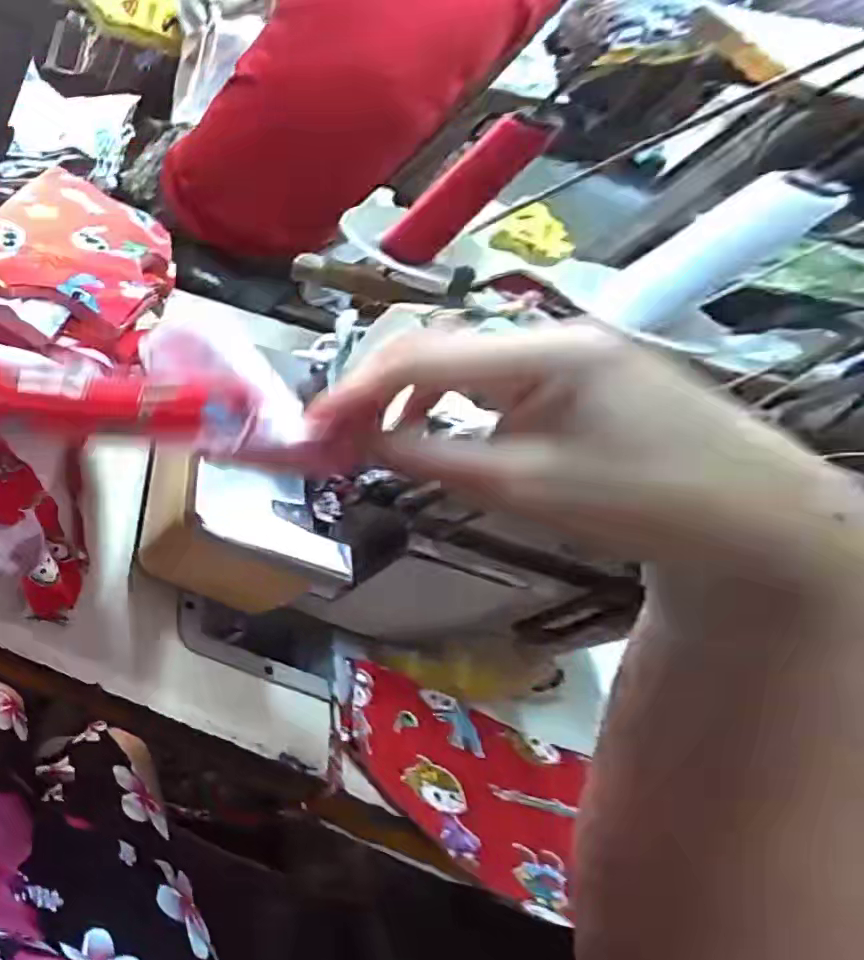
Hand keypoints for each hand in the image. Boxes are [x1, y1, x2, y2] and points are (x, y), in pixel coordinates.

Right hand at [306, 322, 861, 590]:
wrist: (754, 519)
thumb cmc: (638, 501)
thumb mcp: (511, 483)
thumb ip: (420, 456)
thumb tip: (352, 444)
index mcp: (543, 354)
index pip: (416, 357)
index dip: (352, 392)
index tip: (308, 427)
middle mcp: (548, 337)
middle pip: (426, 345)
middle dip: (365, 388)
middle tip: (327, 432)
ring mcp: (558, 351)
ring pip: (445, 357)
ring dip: (393, 393)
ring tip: (363, 435)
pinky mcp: (563, 373)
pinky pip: (473, 374)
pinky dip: (429, 399)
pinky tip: (417, 427)